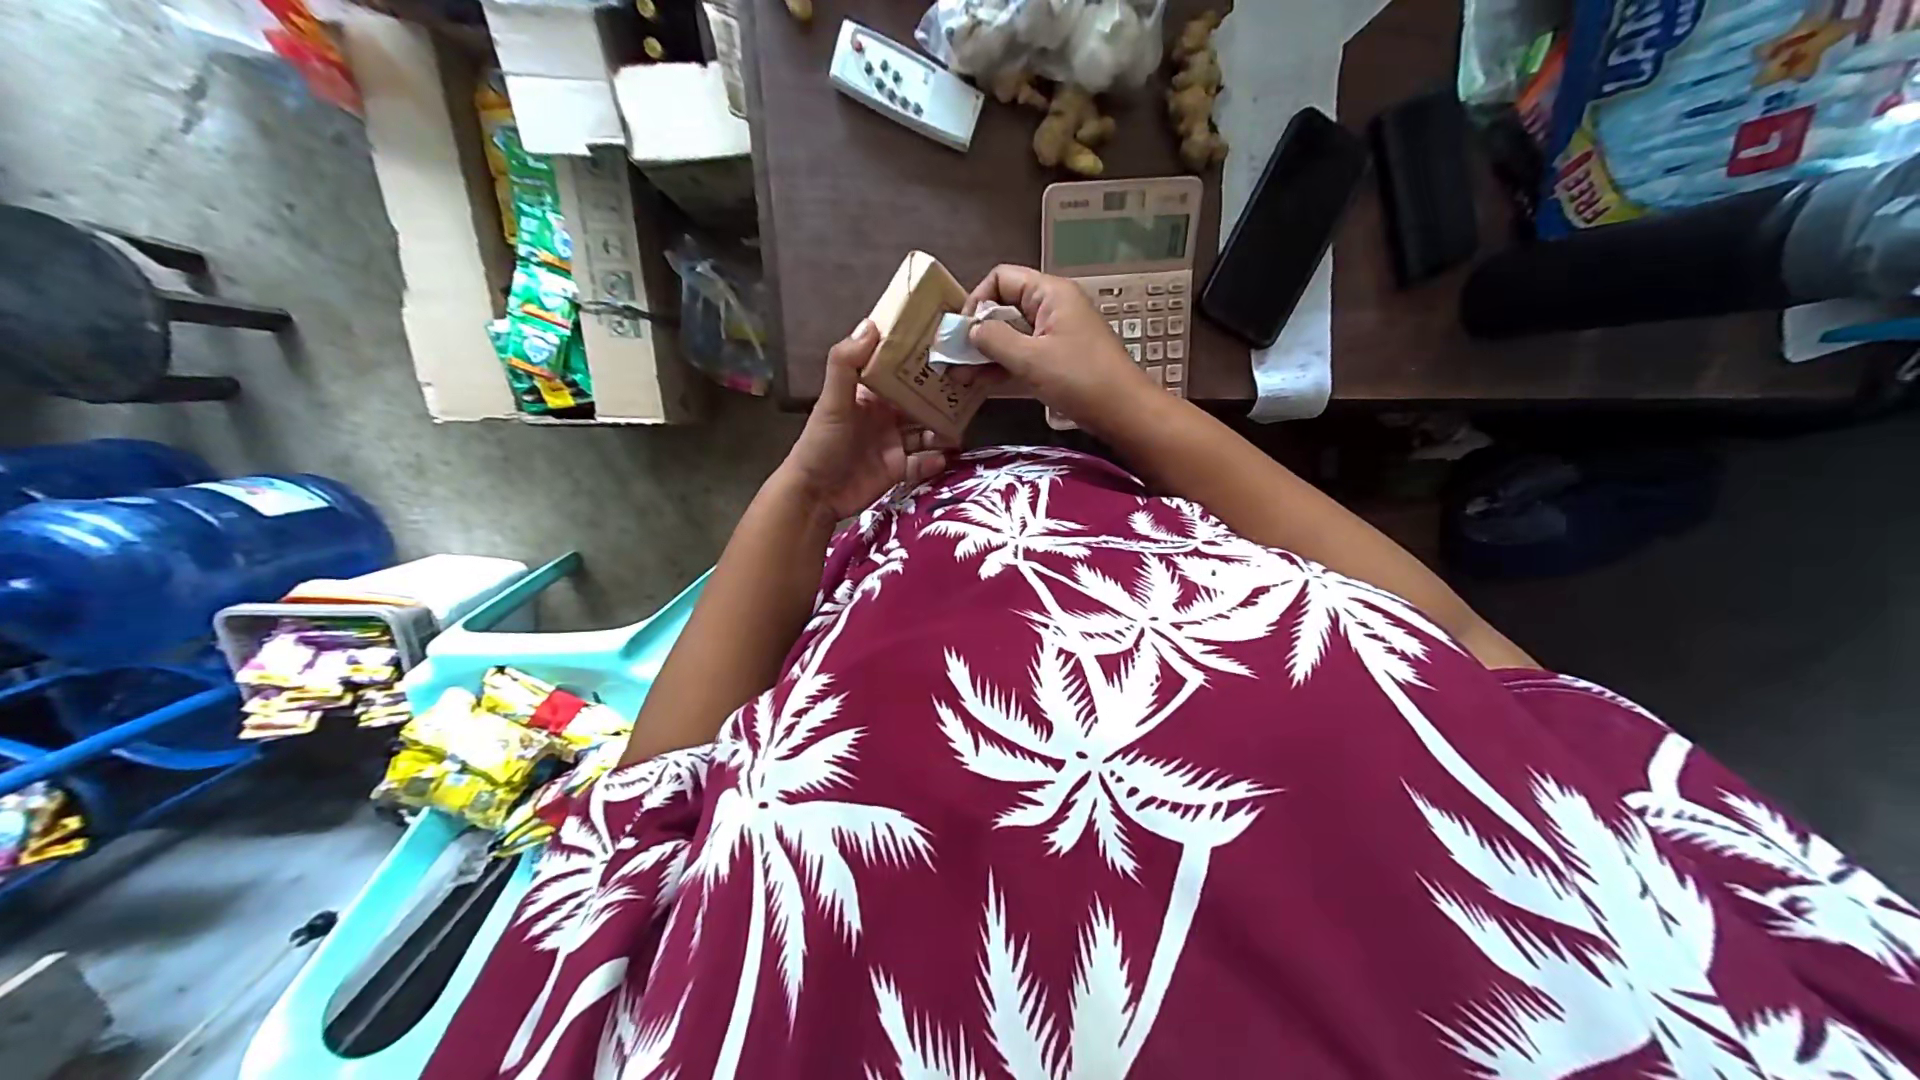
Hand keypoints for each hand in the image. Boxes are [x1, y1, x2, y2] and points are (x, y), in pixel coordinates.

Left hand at [777, 320, 949, 520]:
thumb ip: (847, 364)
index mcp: (869, 394)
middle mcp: (884, 415)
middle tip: (968, 389)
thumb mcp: (832, 401)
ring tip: (959, 428)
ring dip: (942, 429)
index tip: (946, 346)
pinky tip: (941, 458)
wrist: (815, 495)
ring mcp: (893, 443)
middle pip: (919, 400)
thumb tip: (871, 324)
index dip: (918, 359)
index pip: (898, 370)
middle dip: (941, 396)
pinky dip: (933, 461)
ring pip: (926, 431)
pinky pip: (922, 462)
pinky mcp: (898, 469)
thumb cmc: (821, 444)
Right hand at [965, 264, 1156, 433]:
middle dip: (976, 332)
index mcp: (1050, 294)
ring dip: (984, 353)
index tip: (962, 331)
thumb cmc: (1080, 379)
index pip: (1002, 279)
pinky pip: (1021, 355)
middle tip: (950, 356)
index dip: (977, 300)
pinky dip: (1001, 366)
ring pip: (1010, 335)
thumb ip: (995, 339)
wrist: (1123, 412)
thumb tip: (969, 329)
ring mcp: (1054, 335)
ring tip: (958, 375)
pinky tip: (978, 382)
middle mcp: (1051, 308)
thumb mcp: (1031, 358)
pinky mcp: (1055, 360)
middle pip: (1003, 307)